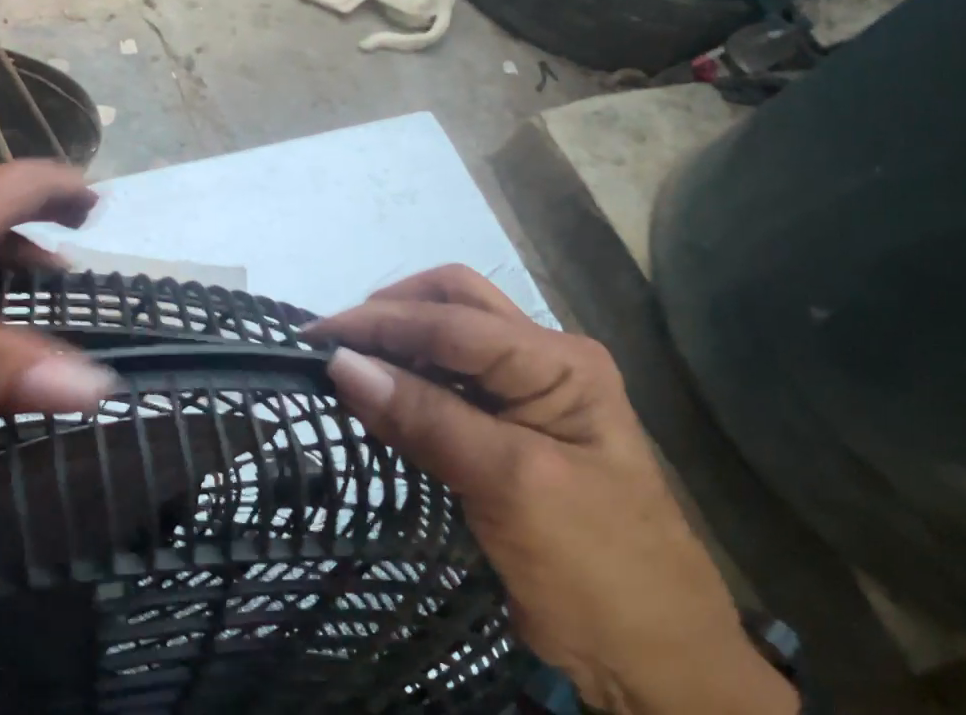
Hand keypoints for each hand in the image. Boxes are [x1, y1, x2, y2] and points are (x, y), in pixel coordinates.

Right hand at [304, 266, 796, 714]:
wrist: (653, 658)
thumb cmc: (594, 569)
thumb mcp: (508, 485)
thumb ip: (426, 417)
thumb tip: (341, 363)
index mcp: (559, 362)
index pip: (453, 321)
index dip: (379, 322)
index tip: (312, 340)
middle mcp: (545, 363)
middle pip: (455, 306)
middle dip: (390, 315)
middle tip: (331, 345)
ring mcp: (529, 397)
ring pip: (448, 341)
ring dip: (395, 344)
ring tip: (343, 366)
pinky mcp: (510, 432)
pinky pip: (448, 385)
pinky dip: (407, 381)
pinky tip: (377, 397)